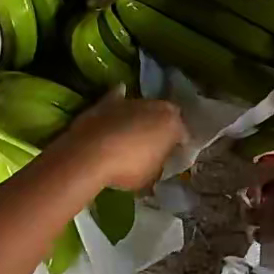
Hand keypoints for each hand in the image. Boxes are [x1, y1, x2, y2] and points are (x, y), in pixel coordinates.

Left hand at [45, 89, 184, 191]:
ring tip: (136, 131)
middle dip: (164, 125)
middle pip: (166, 113)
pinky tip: (119, 107)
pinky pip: (118, 98)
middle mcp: (156, 106)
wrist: (89, 155)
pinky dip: (120, 102)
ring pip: (143, 106)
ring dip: (142, 116)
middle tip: (158, 141)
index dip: (180, 145)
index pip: (184, 133)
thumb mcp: (151, 175)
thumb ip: (159, 162)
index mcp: (172, 123)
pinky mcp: (107, 101)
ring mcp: (131, 101)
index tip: (175, 155)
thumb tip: (158, 159)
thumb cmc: (127, 168)